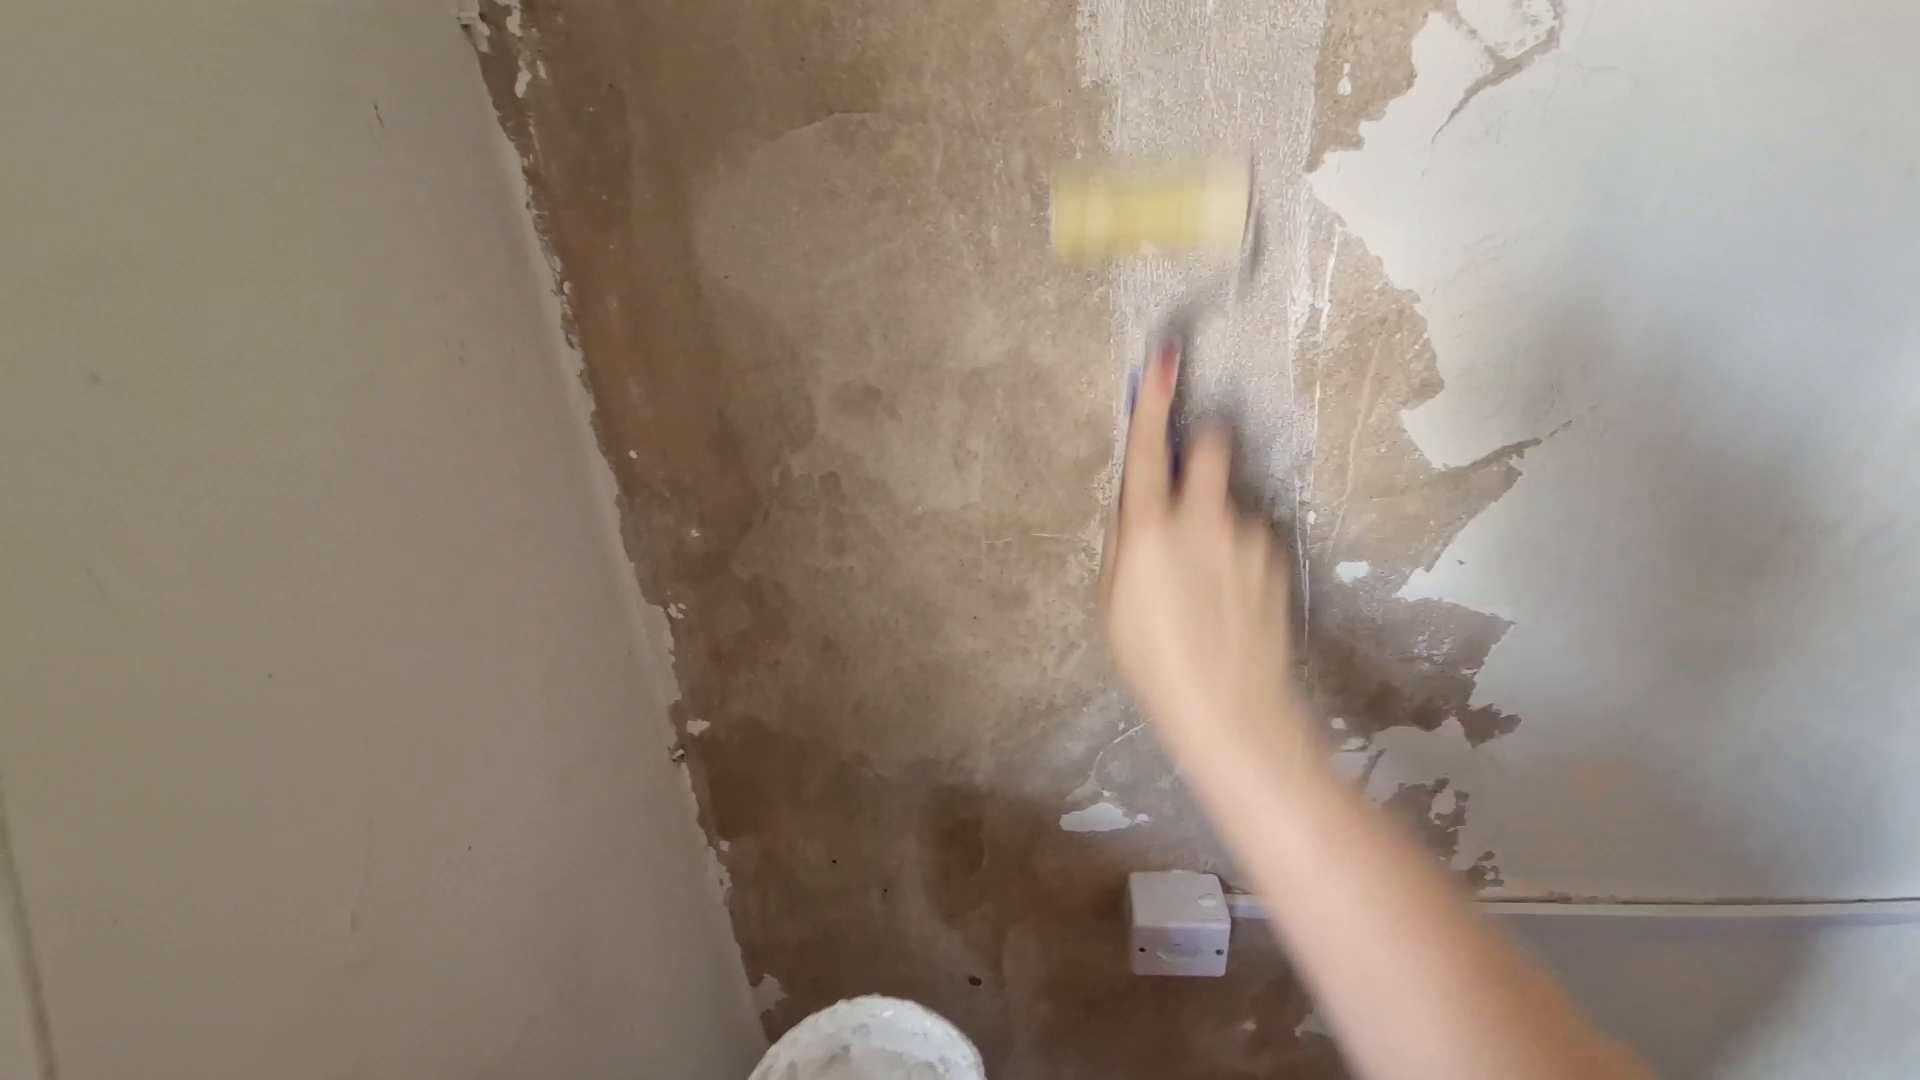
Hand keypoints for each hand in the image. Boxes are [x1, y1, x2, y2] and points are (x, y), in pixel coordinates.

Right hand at [1101, 344, 1303, 748]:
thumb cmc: (1153, 659)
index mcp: (1149, 529)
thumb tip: (1138, 505)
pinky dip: (1238, 551)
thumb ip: (1126, 541)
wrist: (1227, 707)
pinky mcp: (1277, 556)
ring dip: (1216, 520)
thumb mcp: (1114, 601)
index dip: (1153, 400)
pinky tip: (1230, 597)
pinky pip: (1251, 536)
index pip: (1149, 449)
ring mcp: (1247, 535)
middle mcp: (1201, 518)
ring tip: (1206, 583)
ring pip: (1229, 502)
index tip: (1165, 361)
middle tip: (1191, 486)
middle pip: (1212, 446)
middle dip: (1201, 449)